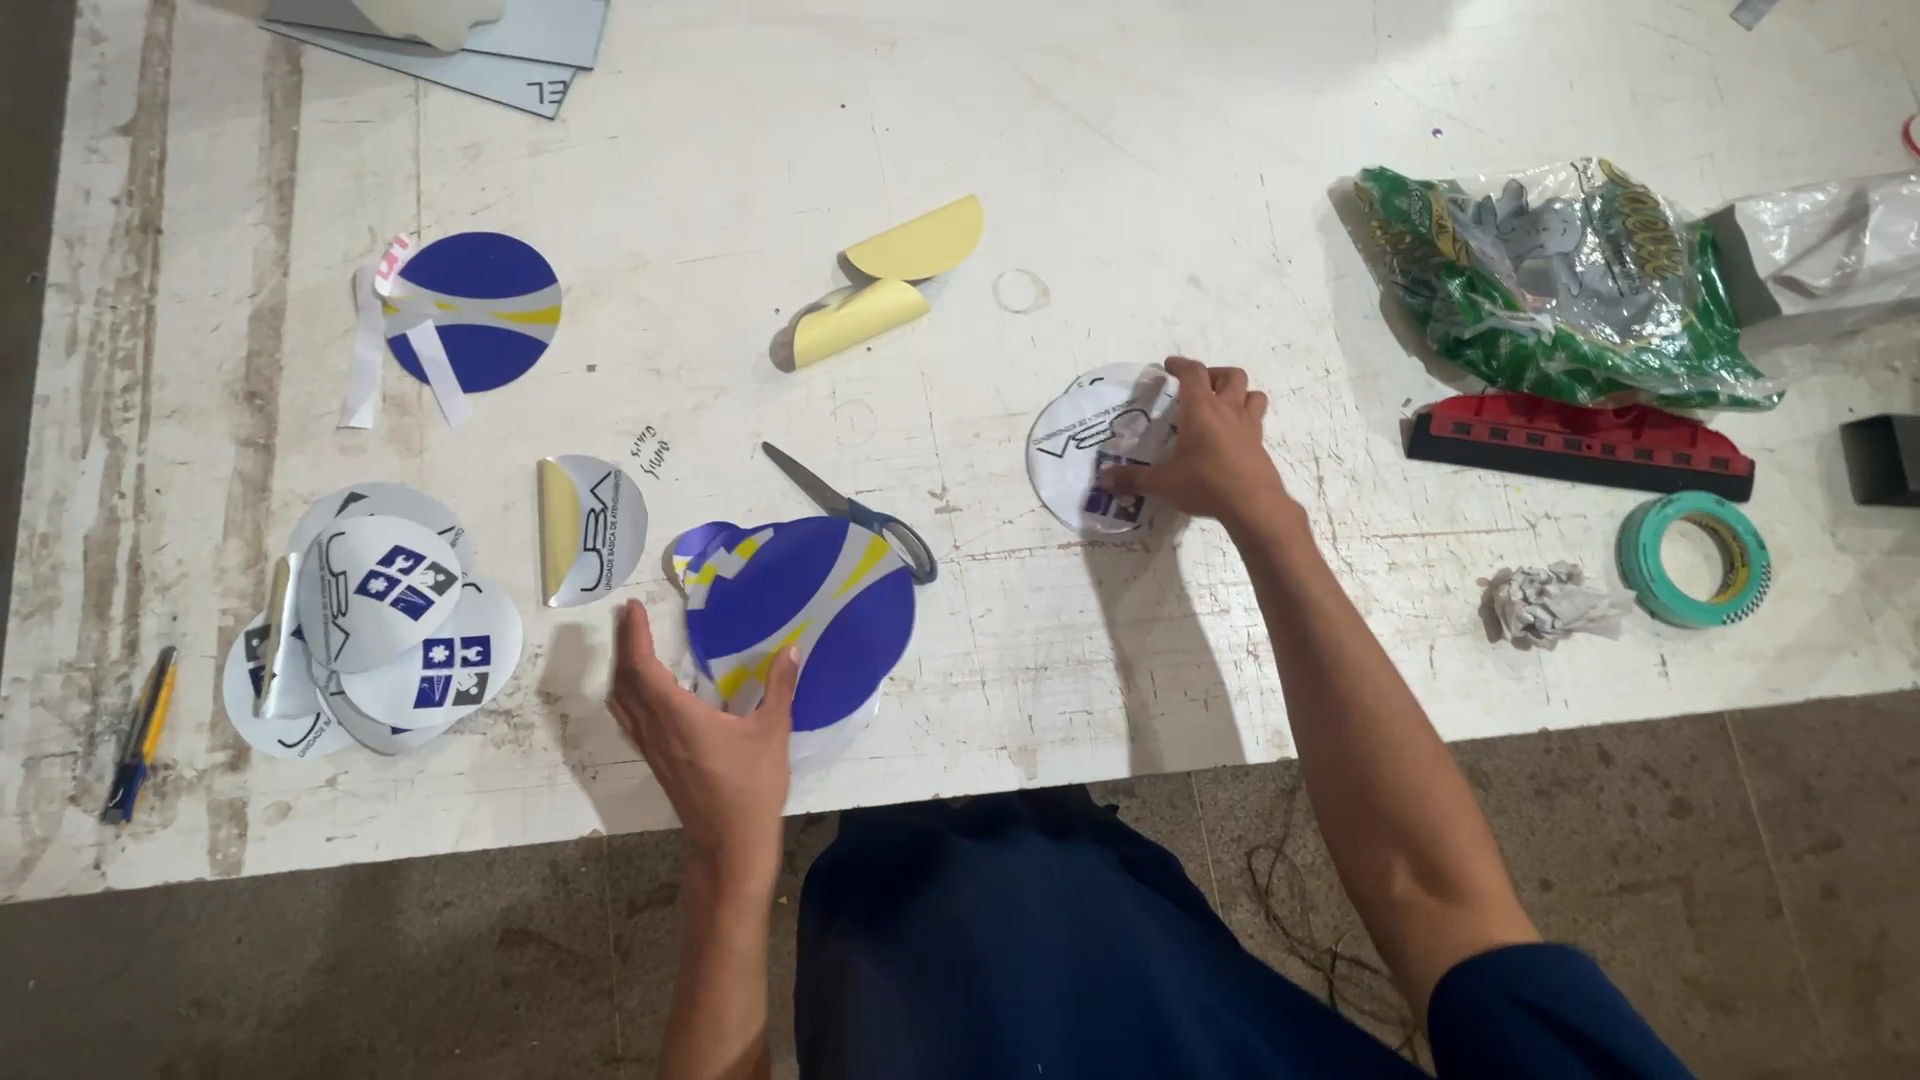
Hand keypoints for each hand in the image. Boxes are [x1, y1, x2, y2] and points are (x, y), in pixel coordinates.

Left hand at [607, 598, 799, 897]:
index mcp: (679, 718)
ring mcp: (652, 748)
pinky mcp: (656, 761)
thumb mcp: (773, 732)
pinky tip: (645, 690)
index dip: (634, 636)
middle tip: (631, 616)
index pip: (643, 669)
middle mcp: (656, 730)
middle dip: (624, 645)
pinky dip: (628, 694)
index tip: (632, 608)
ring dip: (622, 669)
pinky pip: (629, 718)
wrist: (730, 841)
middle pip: (624, 682)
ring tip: (634, 645)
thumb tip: (791, 649)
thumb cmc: (752, 787)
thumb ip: (780, 688)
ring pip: (621, 702)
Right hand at [1099, 356, 1291, 529]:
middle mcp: (1227, 410)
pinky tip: (1232, 436)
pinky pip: (1257, 420)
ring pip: (1252, 393)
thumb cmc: (1205, 484)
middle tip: (1200, 387)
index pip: (1193, 373)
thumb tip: (1102, 478)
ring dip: (1238, 392)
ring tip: (1222, 405)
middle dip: (1214, 374)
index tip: (1169, 365)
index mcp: (1201, 410)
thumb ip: (1133, 478)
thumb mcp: (1163, 483)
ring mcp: (1248, 426)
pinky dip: (1245, 419)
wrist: (1252, 505)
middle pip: (1231, 375)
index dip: (1180, 365)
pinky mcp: (1260, 444)